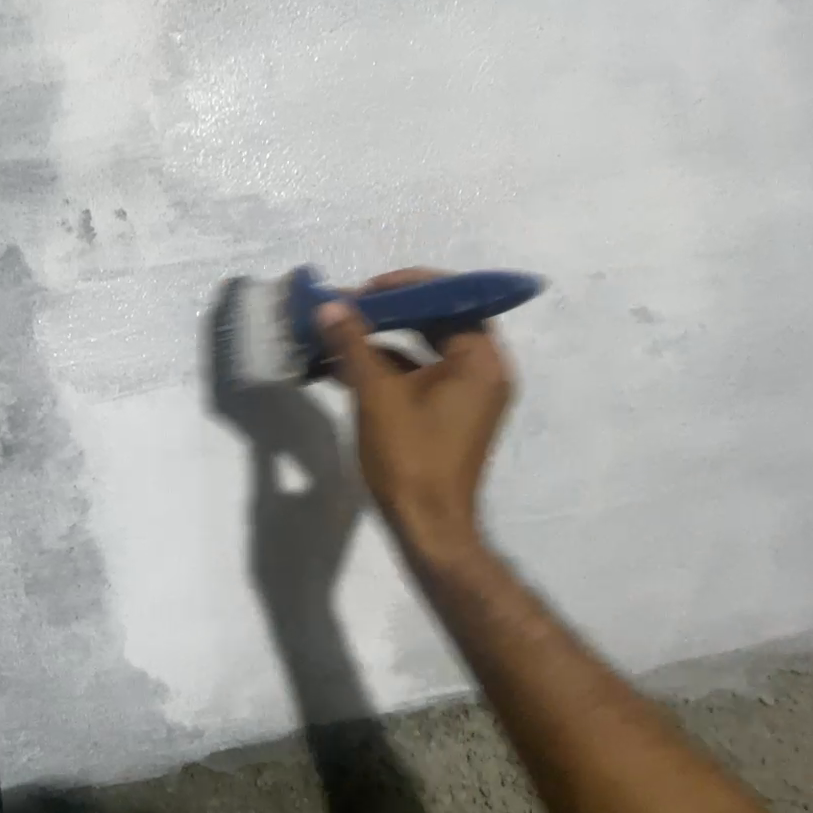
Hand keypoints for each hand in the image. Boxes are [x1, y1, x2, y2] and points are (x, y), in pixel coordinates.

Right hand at [317, 268, 514, 563]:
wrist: (427, 525)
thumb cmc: (409, 457)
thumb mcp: (376, 395)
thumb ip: (353, 345)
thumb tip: (329, 306)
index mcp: (481, 360)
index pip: (450, 299)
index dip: (404, 287)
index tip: (361, 291)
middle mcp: (483, 370)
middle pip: (436, 321)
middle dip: (386, 312)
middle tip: (344, 309)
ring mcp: (466, 394)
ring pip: (422, 349)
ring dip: (378, 341)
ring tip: (333, 336)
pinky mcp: (447, 413)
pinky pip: (417, 375)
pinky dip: (383, 368)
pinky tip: (340, 368)